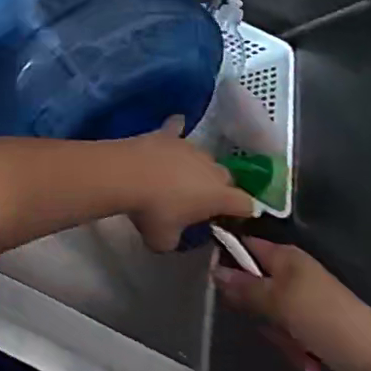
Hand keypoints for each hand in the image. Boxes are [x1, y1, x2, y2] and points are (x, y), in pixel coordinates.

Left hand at [113, 117, 258, 252]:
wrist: (125, 174)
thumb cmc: (151, 211)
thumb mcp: (164, 240)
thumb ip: (175, 241)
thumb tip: (171, 239)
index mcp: (220, 196)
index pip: (245, 204)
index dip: (240, 212)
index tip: (226, 218)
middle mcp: (212, 168)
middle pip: (226, 177)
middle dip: (217, 188)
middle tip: (197, 200)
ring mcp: (190, 147)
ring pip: (203, 156)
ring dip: (196, 166)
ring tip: (176, 175)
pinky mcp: (168, 133)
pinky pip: (178, 129)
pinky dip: (177, 131)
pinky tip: (172, 132)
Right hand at [212, 238, 370, 370]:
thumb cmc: (327, 322)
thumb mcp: (279, 302)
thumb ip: (244, 287)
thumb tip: (213, 269)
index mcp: (286, 257)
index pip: (243, 246)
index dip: (227, 261)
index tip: (218, 285)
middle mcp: (294, 273)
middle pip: (253, 285)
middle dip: (258, 312)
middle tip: (269, 326)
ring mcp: (306, 300)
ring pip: (270, 313)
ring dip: (279, 336)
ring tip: (297, 350)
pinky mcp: (317, 325)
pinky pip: (290, 332)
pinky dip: (295, 348)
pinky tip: (308, 361)